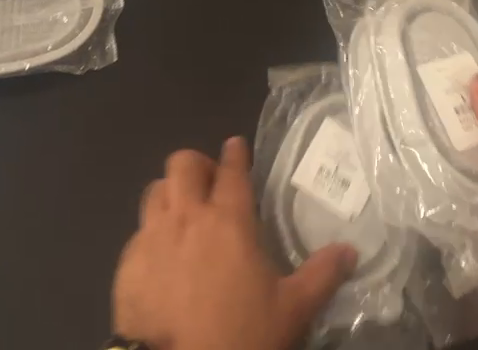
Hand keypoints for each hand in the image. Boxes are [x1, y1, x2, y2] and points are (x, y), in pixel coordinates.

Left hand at [113, 137, 357, 349]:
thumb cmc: (239, 336)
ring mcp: (152, 236)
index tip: (236, 146)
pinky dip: (151, 233)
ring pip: (156, 190)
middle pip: (182, 163)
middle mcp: (187, 216)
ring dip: (170, 193)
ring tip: (183, 212)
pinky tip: (162, 255)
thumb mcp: (291, 311)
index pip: (232, 170)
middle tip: (209, 184)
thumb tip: (351, 250)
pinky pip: (138, 231)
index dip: (235, 153)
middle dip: (197, 165)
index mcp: (228, 220)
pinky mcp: (127, 262)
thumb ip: (321, 275)